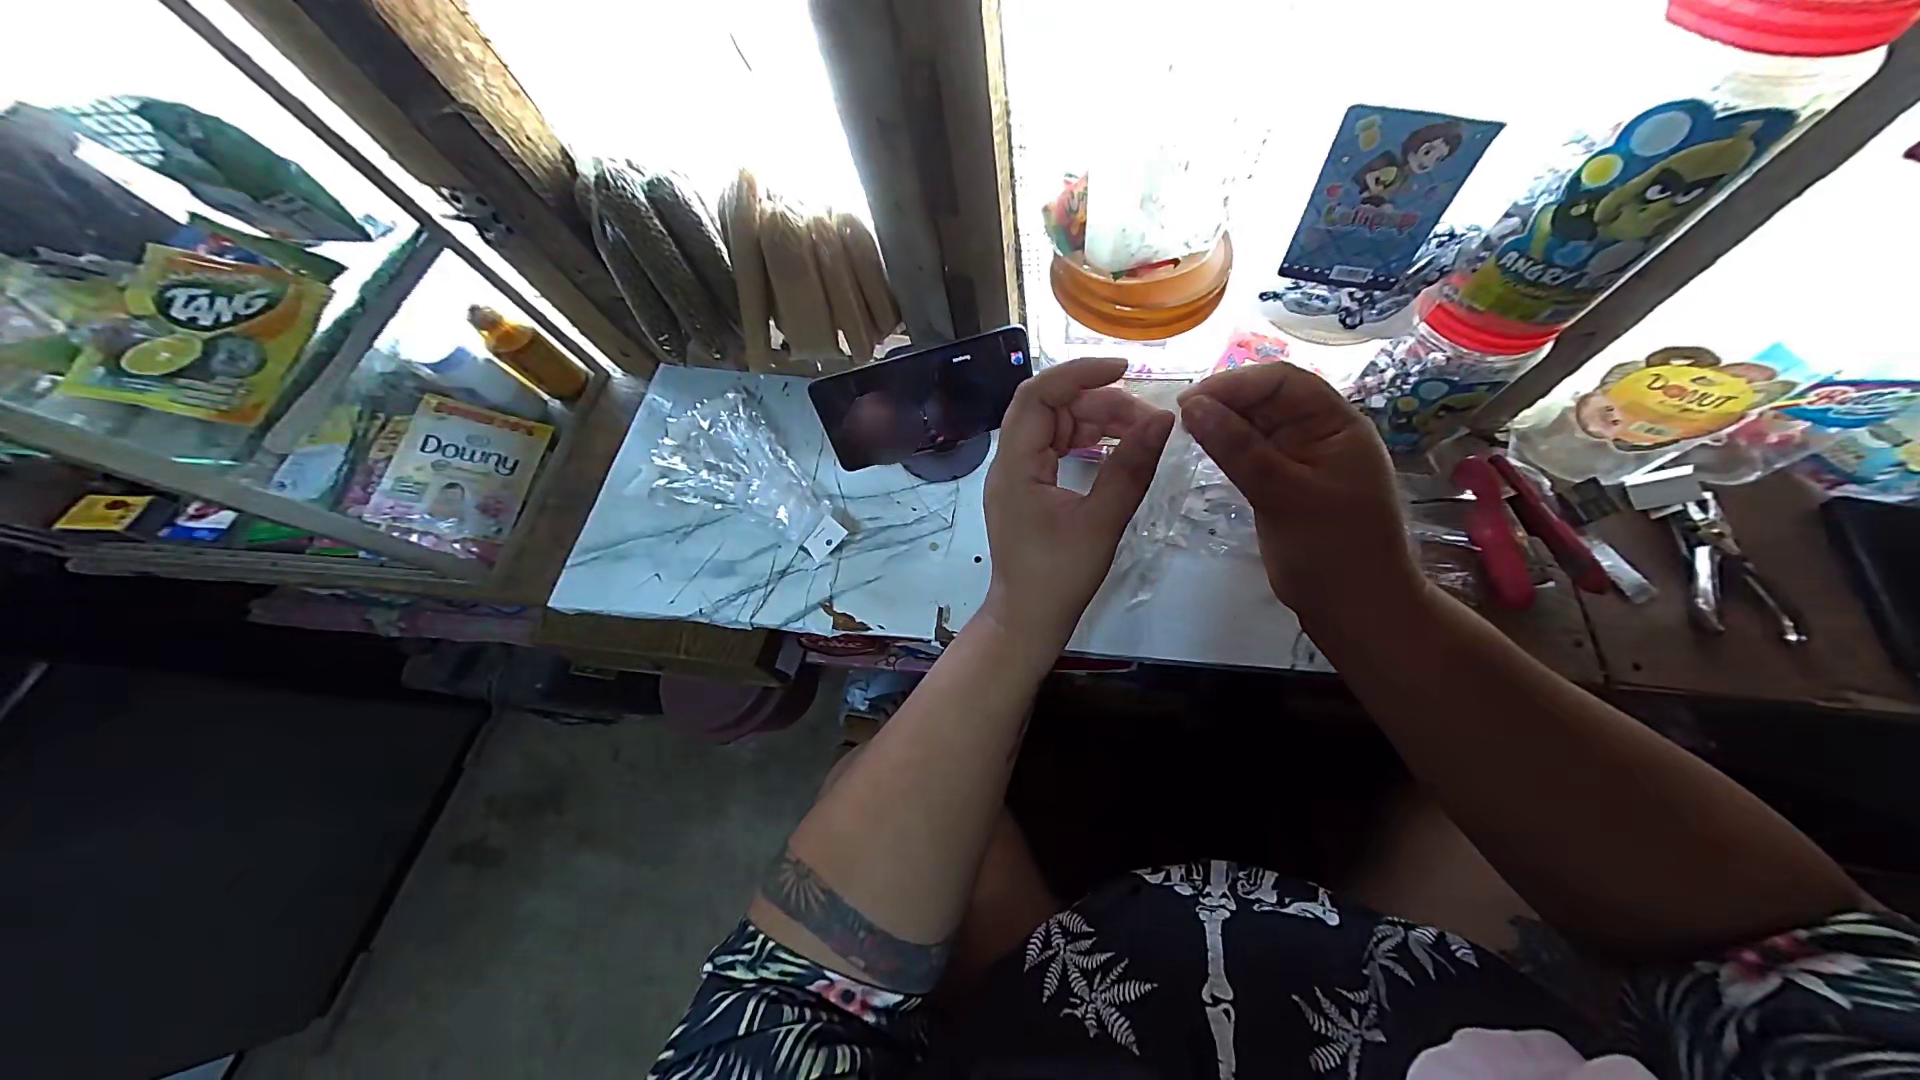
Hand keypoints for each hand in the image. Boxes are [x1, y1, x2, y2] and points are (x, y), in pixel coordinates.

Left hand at [983, 357, 1173, 641]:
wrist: (1027, 618)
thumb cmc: (1058, 577)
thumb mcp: (1101, 523)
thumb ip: (1130, 469)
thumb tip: (1163, 422)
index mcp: (1015, 466)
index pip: (1037, 396)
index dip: (1078, 373)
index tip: (1123, 368)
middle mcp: (1009, 462)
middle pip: (1050, 408)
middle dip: (1098, 402)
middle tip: (1147, 420)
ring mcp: (1016, 475)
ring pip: (1055, 426)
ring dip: (1096, 421)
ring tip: (1141, 433)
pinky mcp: (1028, 487)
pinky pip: (1056, 448)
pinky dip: (1087, 441)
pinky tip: (1117, 447)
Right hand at [1178, 362, 1422, 624]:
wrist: (1355, 607)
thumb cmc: (1332, 548)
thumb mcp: (1283, 493)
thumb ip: (1238, 448)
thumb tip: (1192, 406)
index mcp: (1337, 424)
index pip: (1283, 383)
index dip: (1235, 383)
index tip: (1189, 402)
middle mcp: (1319, 434)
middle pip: (1267, 400)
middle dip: (1224, 401)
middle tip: (1178, 420)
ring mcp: (1300, 459)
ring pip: (1255, 426)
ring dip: (1222, 424)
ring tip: (1183, 433)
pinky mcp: (1282, 483)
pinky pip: (1251, 452)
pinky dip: (1226, 448)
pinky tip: (1203, 451)